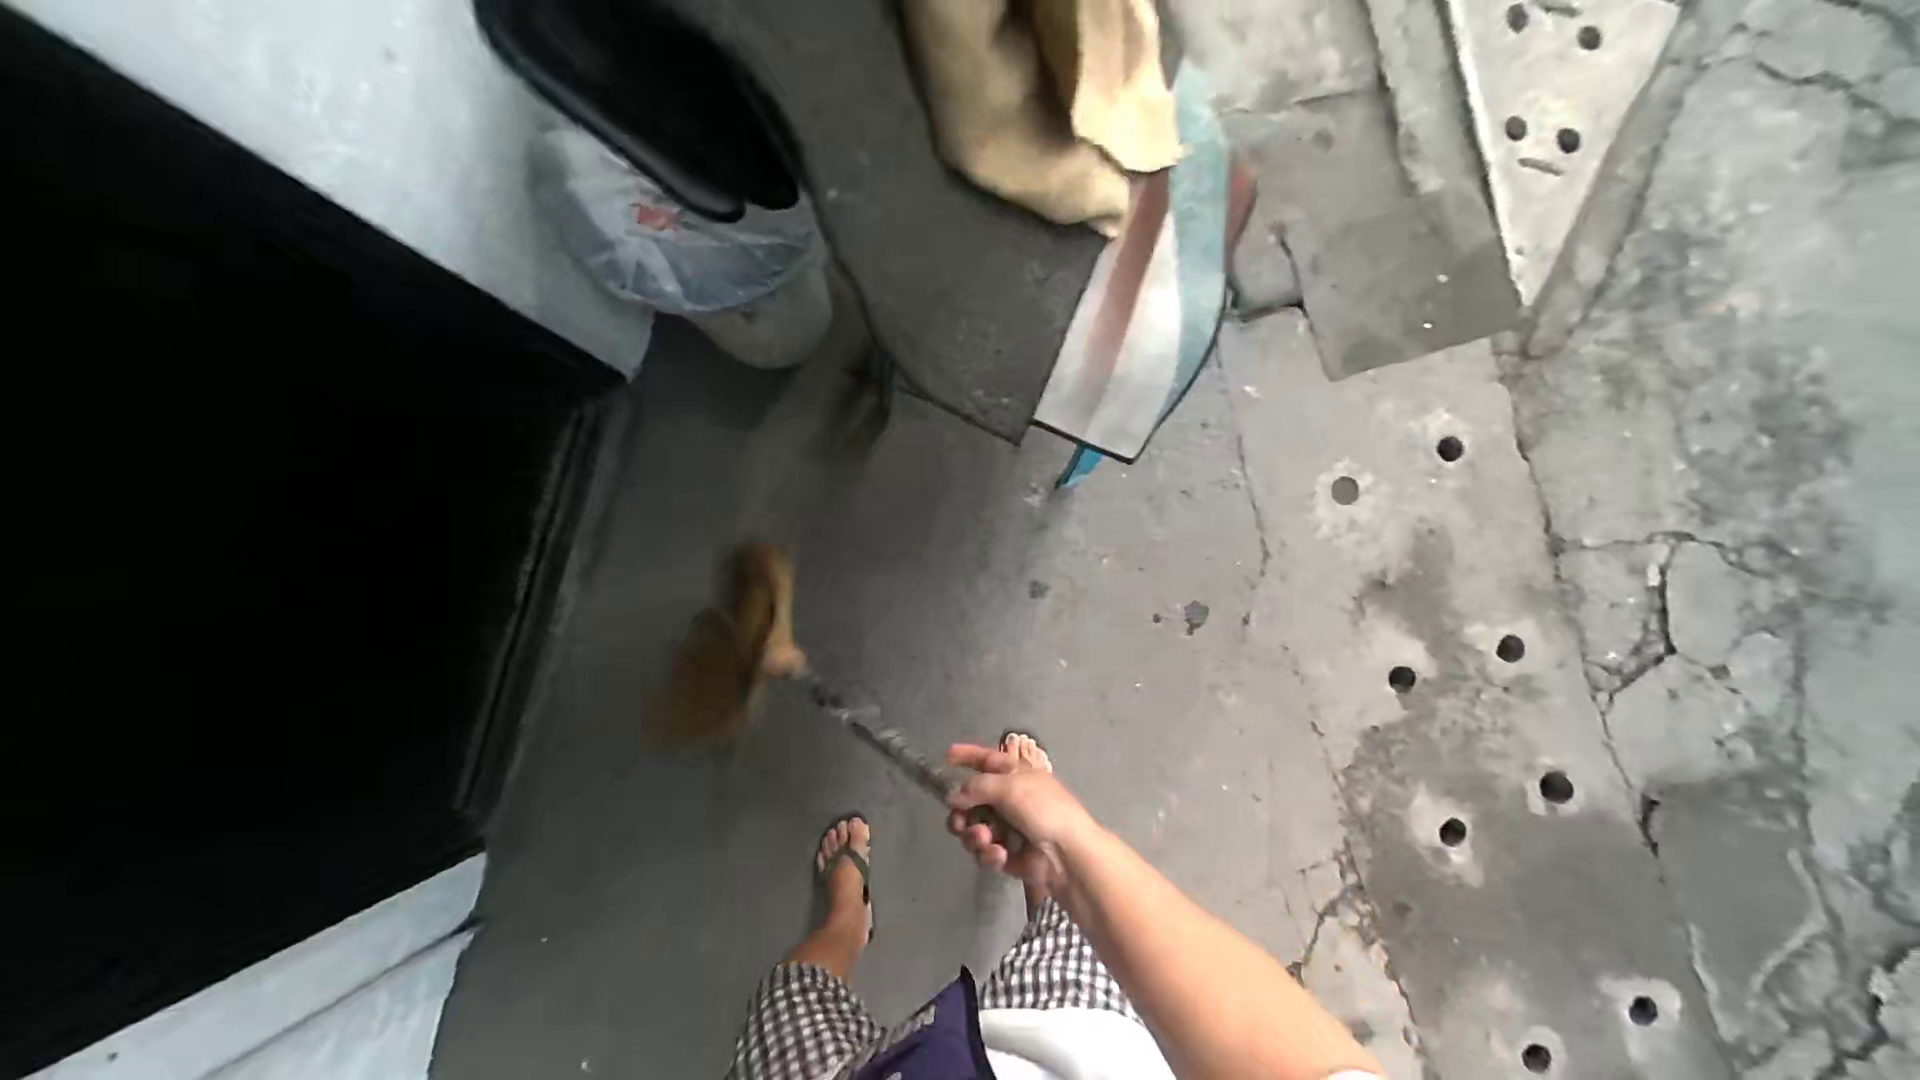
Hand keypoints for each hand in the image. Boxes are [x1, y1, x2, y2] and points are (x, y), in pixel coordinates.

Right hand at [945, 743, 1097, 894]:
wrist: (1068, 855)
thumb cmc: (1043, 809)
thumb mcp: (1009, 786)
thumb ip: (976, 786)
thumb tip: (953, 795)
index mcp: (1014, 774)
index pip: (986, 759)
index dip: (966, 755)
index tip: (946, 756)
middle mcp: (1007, 798)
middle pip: (970, 800)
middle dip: (959, 811)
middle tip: (958, 819)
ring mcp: (1006, 828)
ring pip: (972, 828)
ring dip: (973, 834)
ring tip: (983, 838)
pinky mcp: (1006, 855)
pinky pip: (984, 852)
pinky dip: (988, 853)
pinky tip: (999, 854)